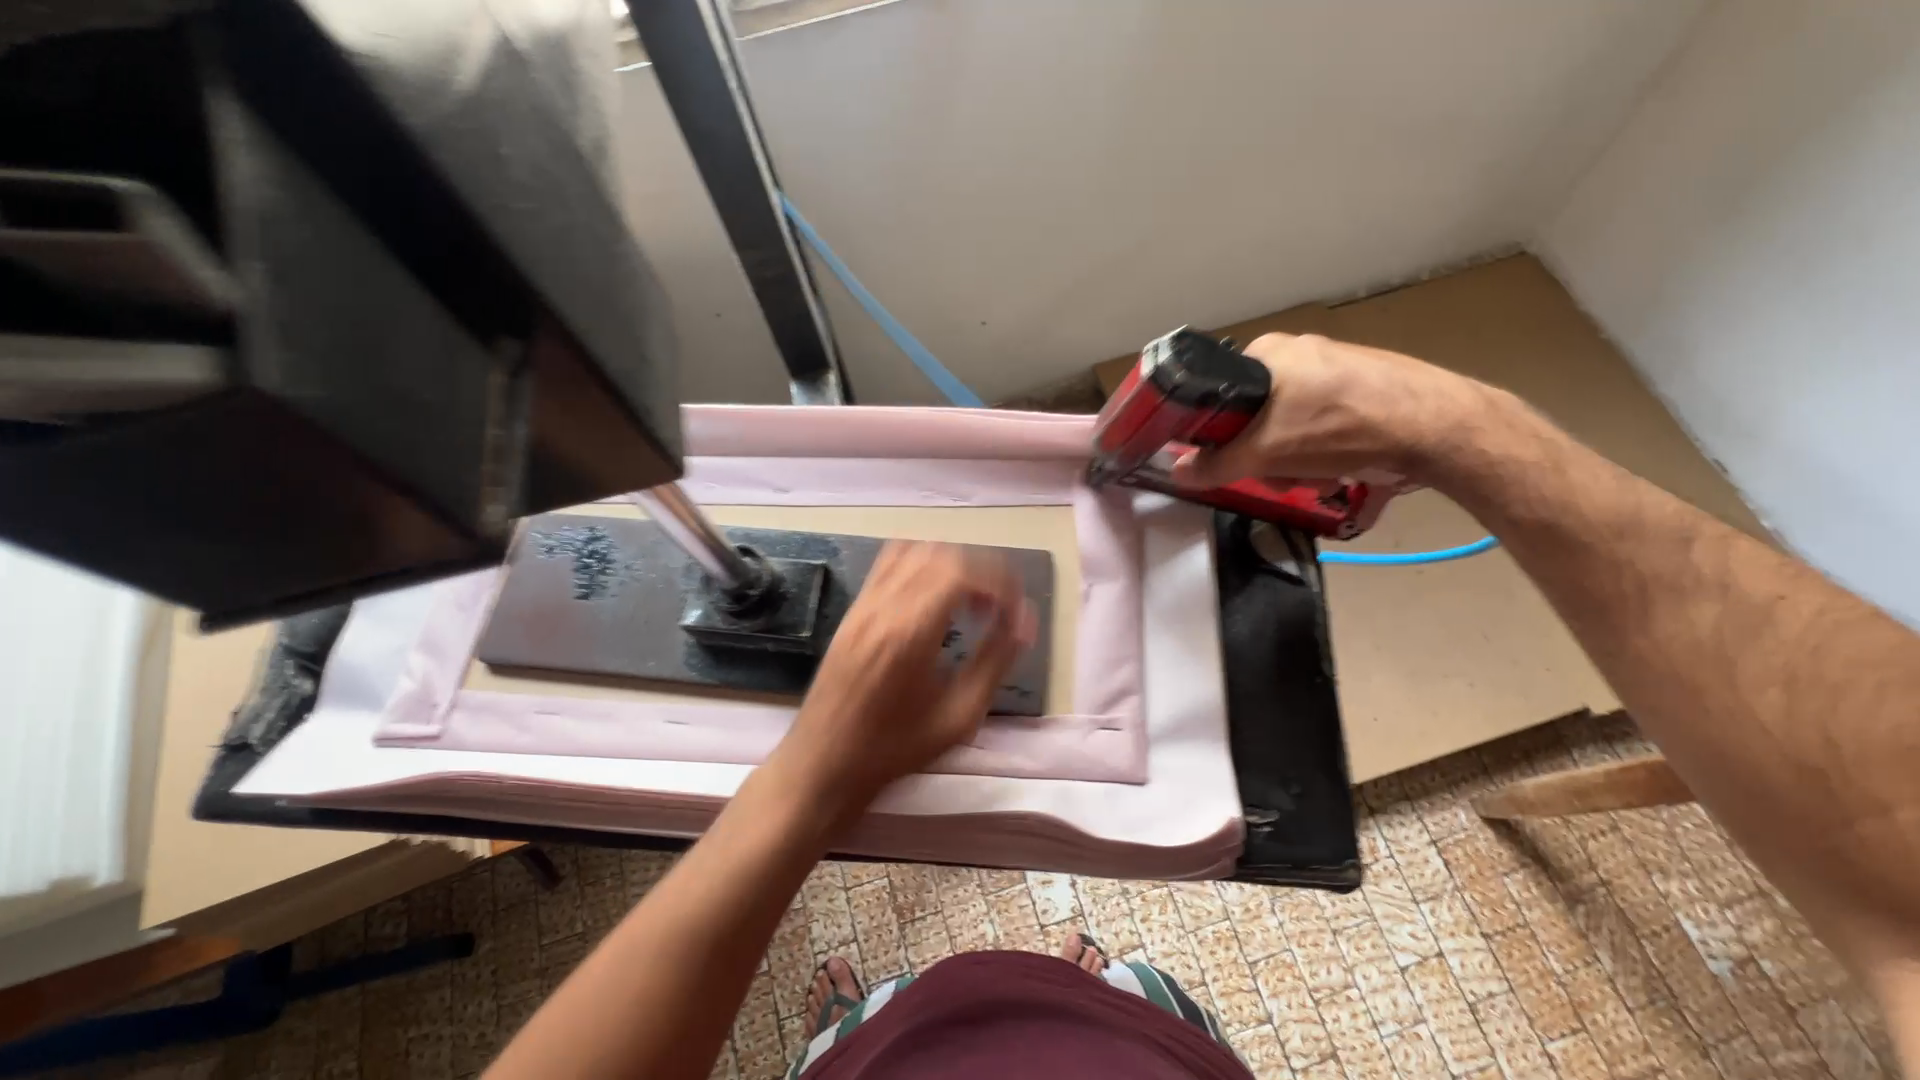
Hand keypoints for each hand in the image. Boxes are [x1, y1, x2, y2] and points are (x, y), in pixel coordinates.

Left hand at [767, 541, 1036, 820]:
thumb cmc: (895, 748)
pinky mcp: (851, 611)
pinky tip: (933, 602)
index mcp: (910, 631)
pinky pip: (888, 565)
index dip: (999, 582)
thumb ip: (995, 661)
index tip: (1014, 612)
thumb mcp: (959, 716)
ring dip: (950, 564)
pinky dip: (921, 566)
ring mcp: (862, 604)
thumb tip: (1025, 619)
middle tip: (996, 609)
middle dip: (980, 571)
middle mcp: (883, 605)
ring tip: (968, 601)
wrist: (824, 762)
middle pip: (941, 553)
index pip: (962, 572)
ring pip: (913, 550)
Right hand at [1170, 332, 1495, 489]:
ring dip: (1296, 457)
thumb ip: (1215, 464)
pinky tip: (1345, 465)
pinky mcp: (1369, 382)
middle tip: (1280, 477)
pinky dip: (1327, 447)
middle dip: (1264, 453)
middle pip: (1257, 413)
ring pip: (1293, 421)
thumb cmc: (1337, 428)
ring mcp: (1338, 364)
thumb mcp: (1264, 454)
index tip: (1229, 460)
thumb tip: (1175, 471)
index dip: (1218, 432)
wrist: (1434, 427)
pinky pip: (1327, 419)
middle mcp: (1300, 350)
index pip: (1219, 393)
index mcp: (1267, 351)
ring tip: (1319, 477)